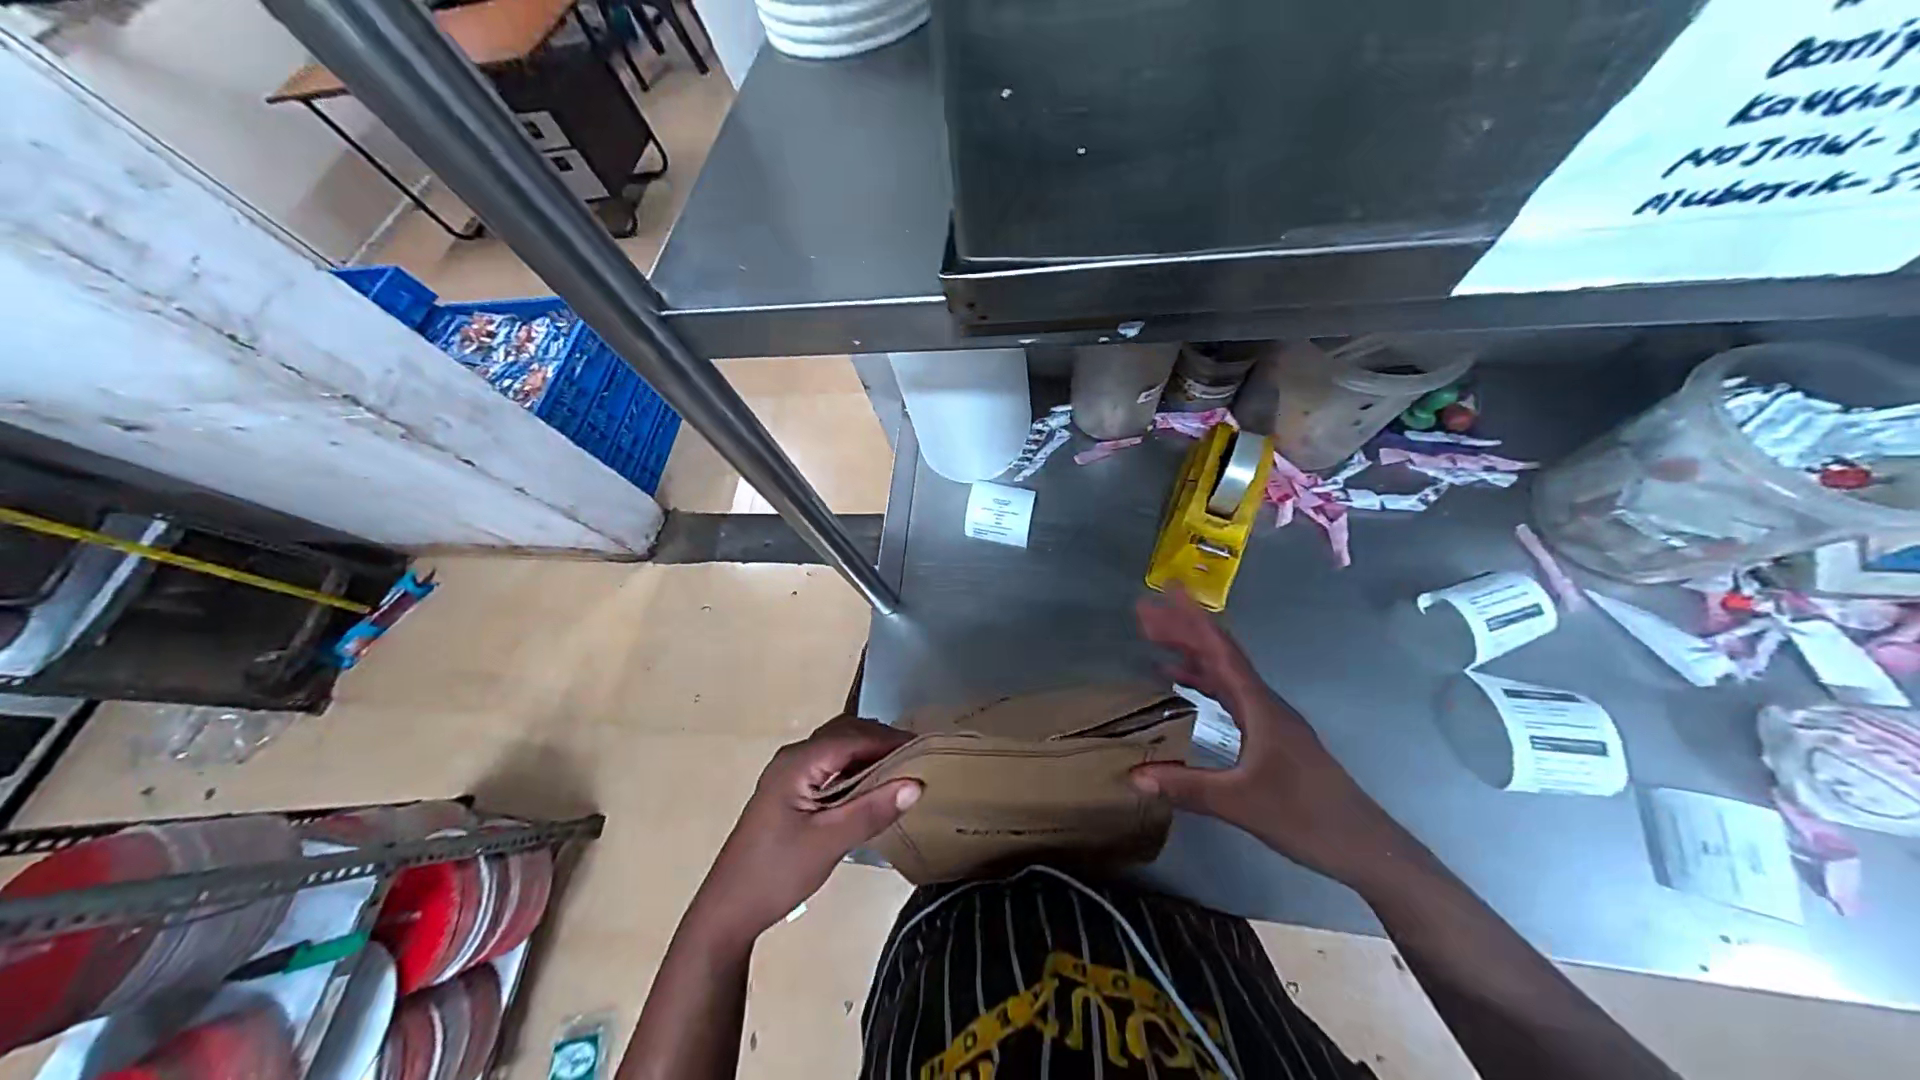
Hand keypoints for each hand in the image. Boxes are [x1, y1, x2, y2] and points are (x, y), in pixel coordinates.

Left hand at [690, 715, 921, 943]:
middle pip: (845, 734)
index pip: (853, 737)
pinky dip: (855, 767)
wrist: (728, 909)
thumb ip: (872, 809)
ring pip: (838, 748)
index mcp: (798, 762)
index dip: (890, 740)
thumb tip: (917, 784)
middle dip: (882, 741)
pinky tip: (874, 784)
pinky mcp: (791, 791)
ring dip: (869, 752)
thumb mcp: (829, 842)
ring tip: (903, 768)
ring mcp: (790, 773)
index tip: (926, 750)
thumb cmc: (777, 873)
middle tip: (919, 758)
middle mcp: (793, 758)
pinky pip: (830, 765)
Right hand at [1129, 592, 1427, 891]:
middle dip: (1183, 632)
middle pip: (1220, 655)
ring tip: (1156, 643)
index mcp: (1260, 707)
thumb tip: (1133, 775)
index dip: (1192, 621)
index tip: (1169, 592)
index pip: (1220, 652)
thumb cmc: (1305, 816)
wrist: (1363, 846)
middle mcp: (1265, 704)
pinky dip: (1203, 683)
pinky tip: (1184, 688)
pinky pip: (1230, 696)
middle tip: (1145, 616)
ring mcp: (1269, 720)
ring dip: (1191, 655)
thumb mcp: (1239, 803)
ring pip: (1225, 675)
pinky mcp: (1270, 738)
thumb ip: (1186, 787)